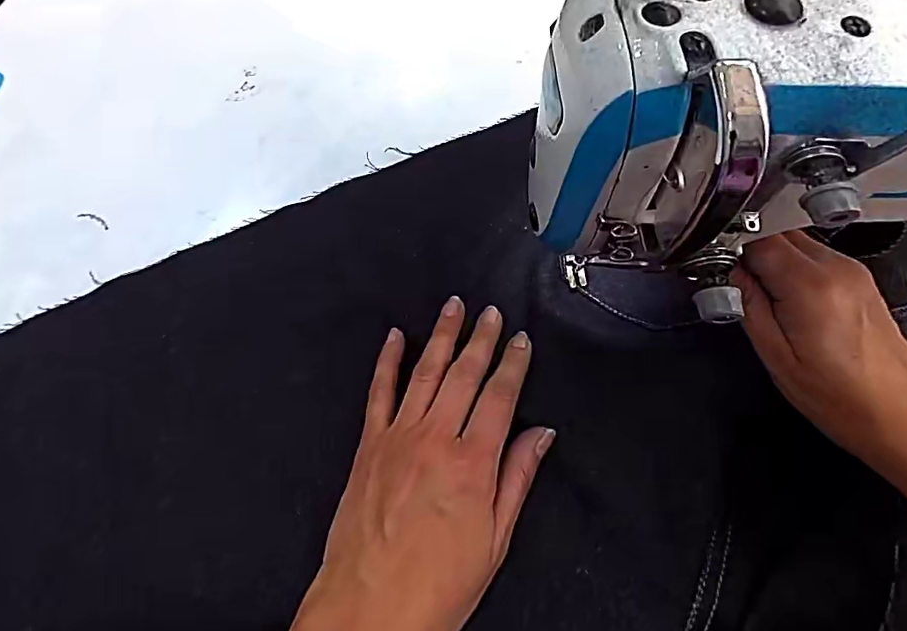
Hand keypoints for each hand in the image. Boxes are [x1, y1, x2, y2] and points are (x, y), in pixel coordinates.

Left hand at [292, 298, 554, 630]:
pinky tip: (395, 337)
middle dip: (482, 338)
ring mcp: (399, 439)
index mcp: (472, 463)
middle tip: (491, 313)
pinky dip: (387, 361)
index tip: (521, 340)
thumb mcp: (494, 541)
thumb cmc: (434, 588)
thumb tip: (541, 436)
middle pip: (466, 374)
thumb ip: (518, 478)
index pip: (500, 395)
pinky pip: (379, 393)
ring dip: (443, 336)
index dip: (514, 363)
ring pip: (426, 372)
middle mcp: (436, 441)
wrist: (365, 618)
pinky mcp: (369, 448)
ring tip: (454, 307)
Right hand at [732, 231, 906, 478]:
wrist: (904, 416)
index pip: (758, 239)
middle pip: (778, 232)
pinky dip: (798, 268)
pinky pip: (816, 255)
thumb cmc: (847, 401)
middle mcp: (835, 268)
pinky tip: (797, 305)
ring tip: (774, 302)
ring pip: (796, 241)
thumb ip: (748, 307)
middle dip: (754, 253)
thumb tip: (732, 276)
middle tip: (744, 288)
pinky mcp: (860, 277)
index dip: (735, 250)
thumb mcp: (778, 360)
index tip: (724, 269)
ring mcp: (851, 269)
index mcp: (810, 286)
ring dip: (777, 260)